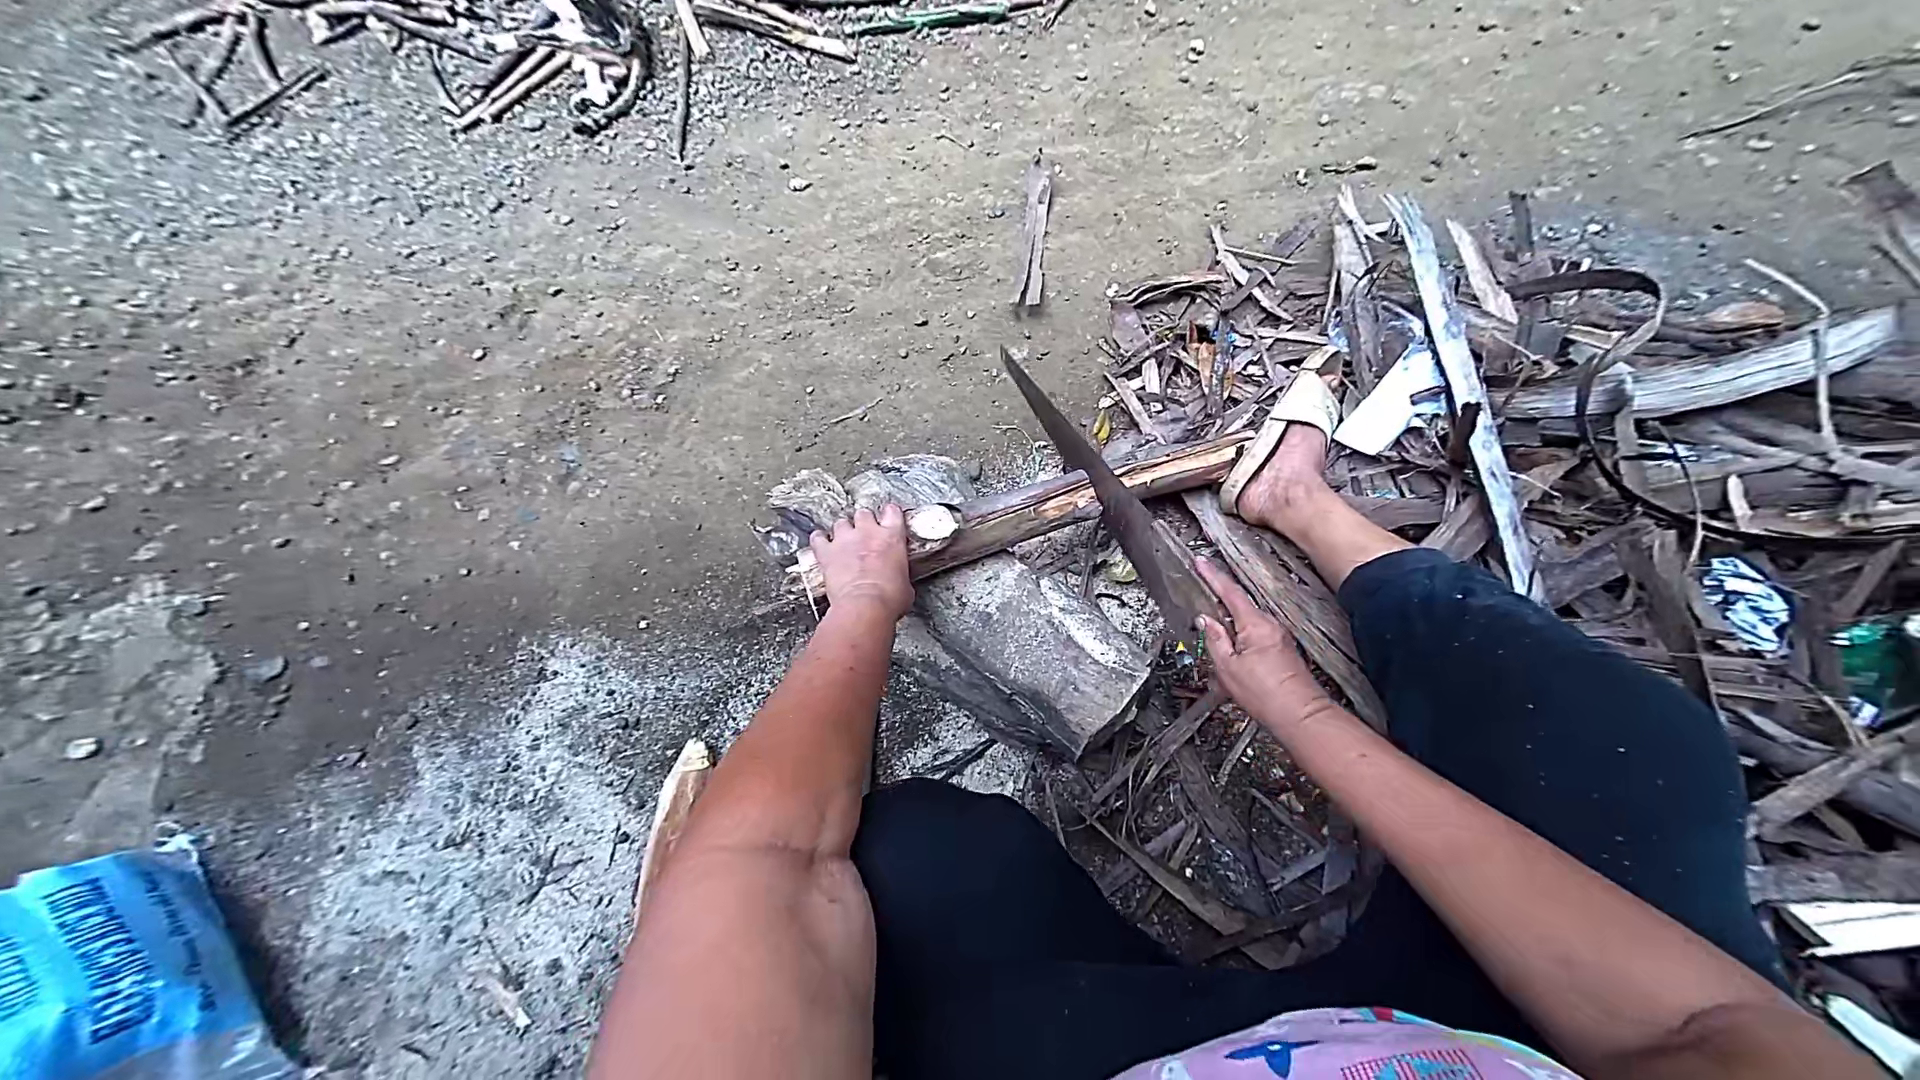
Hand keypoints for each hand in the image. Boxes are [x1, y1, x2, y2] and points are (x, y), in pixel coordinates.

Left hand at [811, 505, 913, 621]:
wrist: (865, 606)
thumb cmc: (888, 598)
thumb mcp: (906, 584)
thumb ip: (901, 574)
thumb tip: (900, 582)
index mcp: (892, 537)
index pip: (892, 512)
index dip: (890, 514)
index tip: (889, 519)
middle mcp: (868, 533)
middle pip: (864, 513)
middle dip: (864, 522)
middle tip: (865, 534)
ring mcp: (845, 540)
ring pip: (841, 522)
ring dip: (843, 530)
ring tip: (844, 540)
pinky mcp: (827, 552)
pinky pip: (818, 538)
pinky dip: (819, 539)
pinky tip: (820, 543)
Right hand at [1194, 557, 1332, 720]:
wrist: (1298, 715)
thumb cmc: (1266, 694)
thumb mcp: (1227, 667)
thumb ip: (1215, 639)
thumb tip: (1206, 622)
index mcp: (1255, 625)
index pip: (1229, 592)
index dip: (1212, 575)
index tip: (1200, 562)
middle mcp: (1270, 625)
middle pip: (1238, 605)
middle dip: (1219, 604)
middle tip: (1201, 603)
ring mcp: (1278, 636)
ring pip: (1246, 622)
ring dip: (1230, 626)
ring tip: (1217, 642)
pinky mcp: (1281, 648)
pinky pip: (1254, 633)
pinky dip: (1241, 636)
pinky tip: (1234, 653)